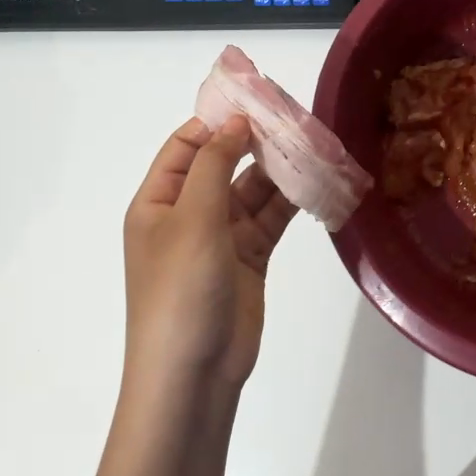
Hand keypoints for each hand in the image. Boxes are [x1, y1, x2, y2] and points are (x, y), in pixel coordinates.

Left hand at [122, 115, 296, 393]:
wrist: (192, 374)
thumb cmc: (181, 290)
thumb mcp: (192, 220)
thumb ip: (215, 165)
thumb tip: (235, 122)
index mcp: (158, 202)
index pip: (186, 146)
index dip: (219, 121)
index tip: (259, 101)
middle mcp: (188, 214)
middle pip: (224, 164)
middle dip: (258, 142)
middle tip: (299, 120)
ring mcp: (220, 237)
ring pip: (253, 190)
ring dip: (280, 171)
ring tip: (317, 146)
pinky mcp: (250, 258)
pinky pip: (272, 218)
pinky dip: (292, 201)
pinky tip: (317, 183)